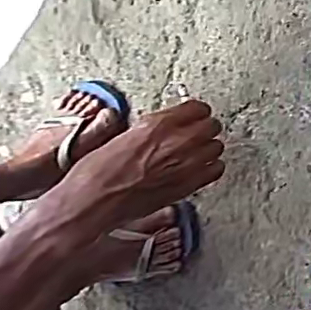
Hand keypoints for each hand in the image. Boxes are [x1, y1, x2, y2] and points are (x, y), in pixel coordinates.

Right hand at [34, 100, 225, 243]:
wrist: (93, 201)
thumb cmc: (97, 173)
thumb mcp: (122, 137)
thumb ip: (149, 129)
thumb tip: (163, 126)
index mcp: (158, 125)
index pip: (197, 108)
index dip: (195, 112)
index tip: (193, 115)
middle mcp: (177, 141)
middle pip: (212, 125)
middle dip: (205, 128)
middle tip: (196, 132)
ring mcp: (187, 163)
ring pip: (217, 146)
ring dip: (208, 147)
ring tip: (197, 151)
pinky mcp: (189, 184)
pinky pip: (216, 169)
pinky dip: (211, 167)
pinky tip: (200, 168)